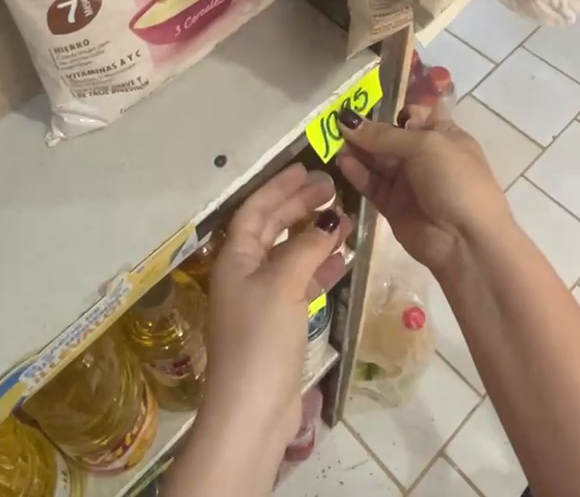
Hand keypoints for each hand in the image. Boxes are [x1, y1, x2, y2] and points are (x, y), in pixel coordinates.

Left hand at [199, 164, 351, 449]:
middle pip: (271, 227)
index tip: (307, 169)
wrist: (252, 411)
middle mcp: (243, 272)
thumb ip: (306, 247)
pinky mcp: (277, 324)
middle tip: (331, 189)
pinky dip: (319, 268)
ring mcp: (260, 299)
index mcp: (235, 257)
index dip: (280, 187)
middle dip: (299, 206)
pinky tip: (341, 261)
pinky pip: (299, 282)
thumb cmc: (261, 338)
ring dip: (314, 236)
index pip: (256, 208)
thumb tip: (329, 221)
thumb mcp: (283, 283)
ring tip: (345, 221)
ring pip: (288, 254)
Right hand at [334, 112, 509, 275]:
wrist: (467, 242)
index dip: (390, 109)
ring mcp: (408, 182)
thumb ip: (384, 135)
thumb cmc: (455, 180)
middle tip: (335, 120)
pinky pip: (372, 184)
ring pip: (377, 160)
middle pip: (389, 137)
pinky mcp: (393, 205)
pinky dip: (357, 172)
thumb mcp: (425, 146)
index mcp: (443, 135)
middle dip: (365, 128)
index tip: (361, 101)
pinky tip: (342, 161)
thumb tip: (347, 120)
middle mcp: (424, 156)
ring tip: (333, 139)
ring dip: (357, 149)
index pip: (414, 114)